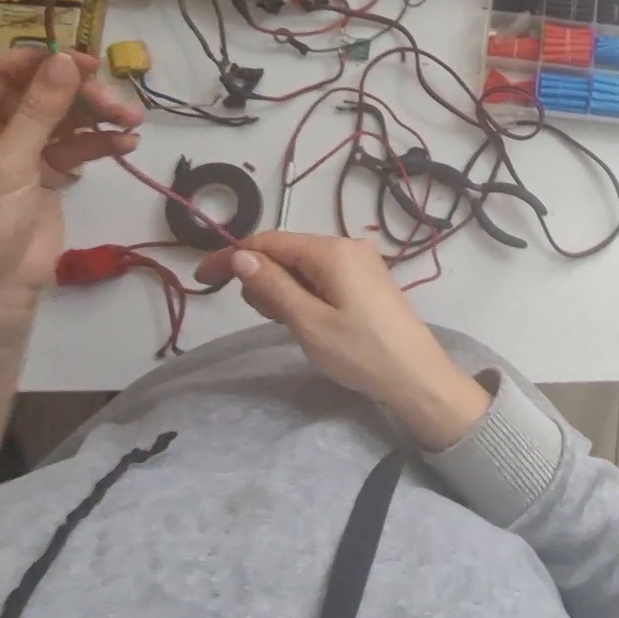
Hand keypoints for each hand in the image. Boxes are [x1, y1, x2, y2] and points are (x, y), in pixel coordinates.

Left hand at [0, 47, 142, 326]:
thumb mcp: (6, 166)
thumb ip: (39, 111)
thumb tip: (66, 61)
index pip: (0, 75)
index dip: (44, 64)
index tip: (89, 63)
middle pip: (39, 94)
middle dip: (81, 96)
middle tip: (118, 105)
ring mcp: (16, 152)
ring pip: (63, 118)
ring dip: (99, 117)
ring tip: (133, 123)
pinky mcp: (43, 174)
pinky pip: (75, 147)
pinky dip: (100, 143)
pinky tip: (126, 144)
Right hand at [198, 232, 489, 449]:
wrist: (416, 376)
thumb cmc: (360, 352)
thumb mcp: (308, 322)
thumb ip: (272, 286)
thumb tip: (240, 255)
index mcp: (333, 251)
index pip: (269, 241)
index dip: (232, 256)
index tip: (201, 278)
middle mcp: (349, 246)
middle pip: (287, 251)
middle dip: (263, 278)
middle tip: (267, 318)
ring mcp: (362, 262)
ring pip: (304, 266)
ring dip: (284, 289)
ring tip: (291, 324)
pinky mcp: (368, 280)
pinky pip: (323, 276)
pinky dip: (305, 293)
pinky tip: (307, 319)